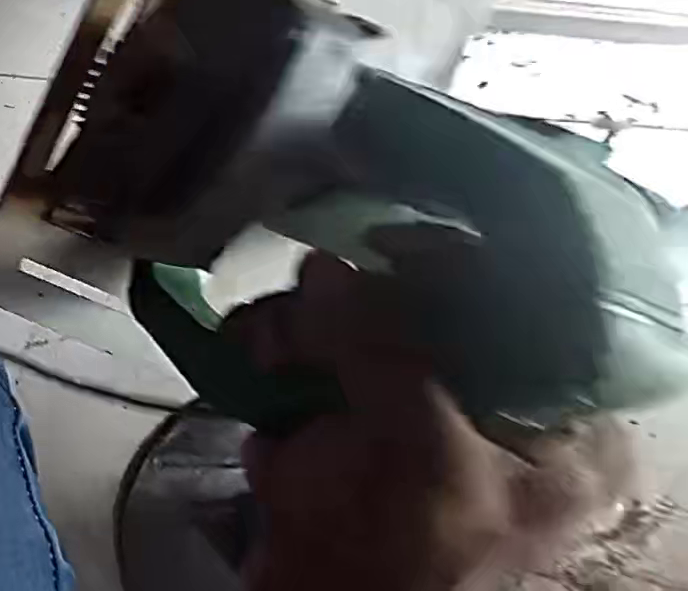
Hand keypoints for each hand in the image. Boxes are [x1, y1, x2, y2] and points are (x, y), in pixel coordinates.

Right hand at [227, 253, 513, 590]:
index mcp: (546, 414)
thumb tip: (327, 264)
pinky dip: (266, 332)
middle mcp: (475, 386)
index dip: (462, 268)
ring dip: (291, 321)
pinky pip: (298, 328)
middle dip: (342, 305)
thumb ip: (385, 356)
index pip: (523, 309)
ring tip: (267, 355)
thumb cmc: (405, 544)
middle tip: (304, 330)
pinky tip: (254, 355)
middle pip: (411, 300)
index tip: (386, 245)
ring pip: (341, 308)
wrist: (318, 582)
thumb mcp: (419, 456)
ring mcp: (394, 383)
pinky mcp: (331, 382)